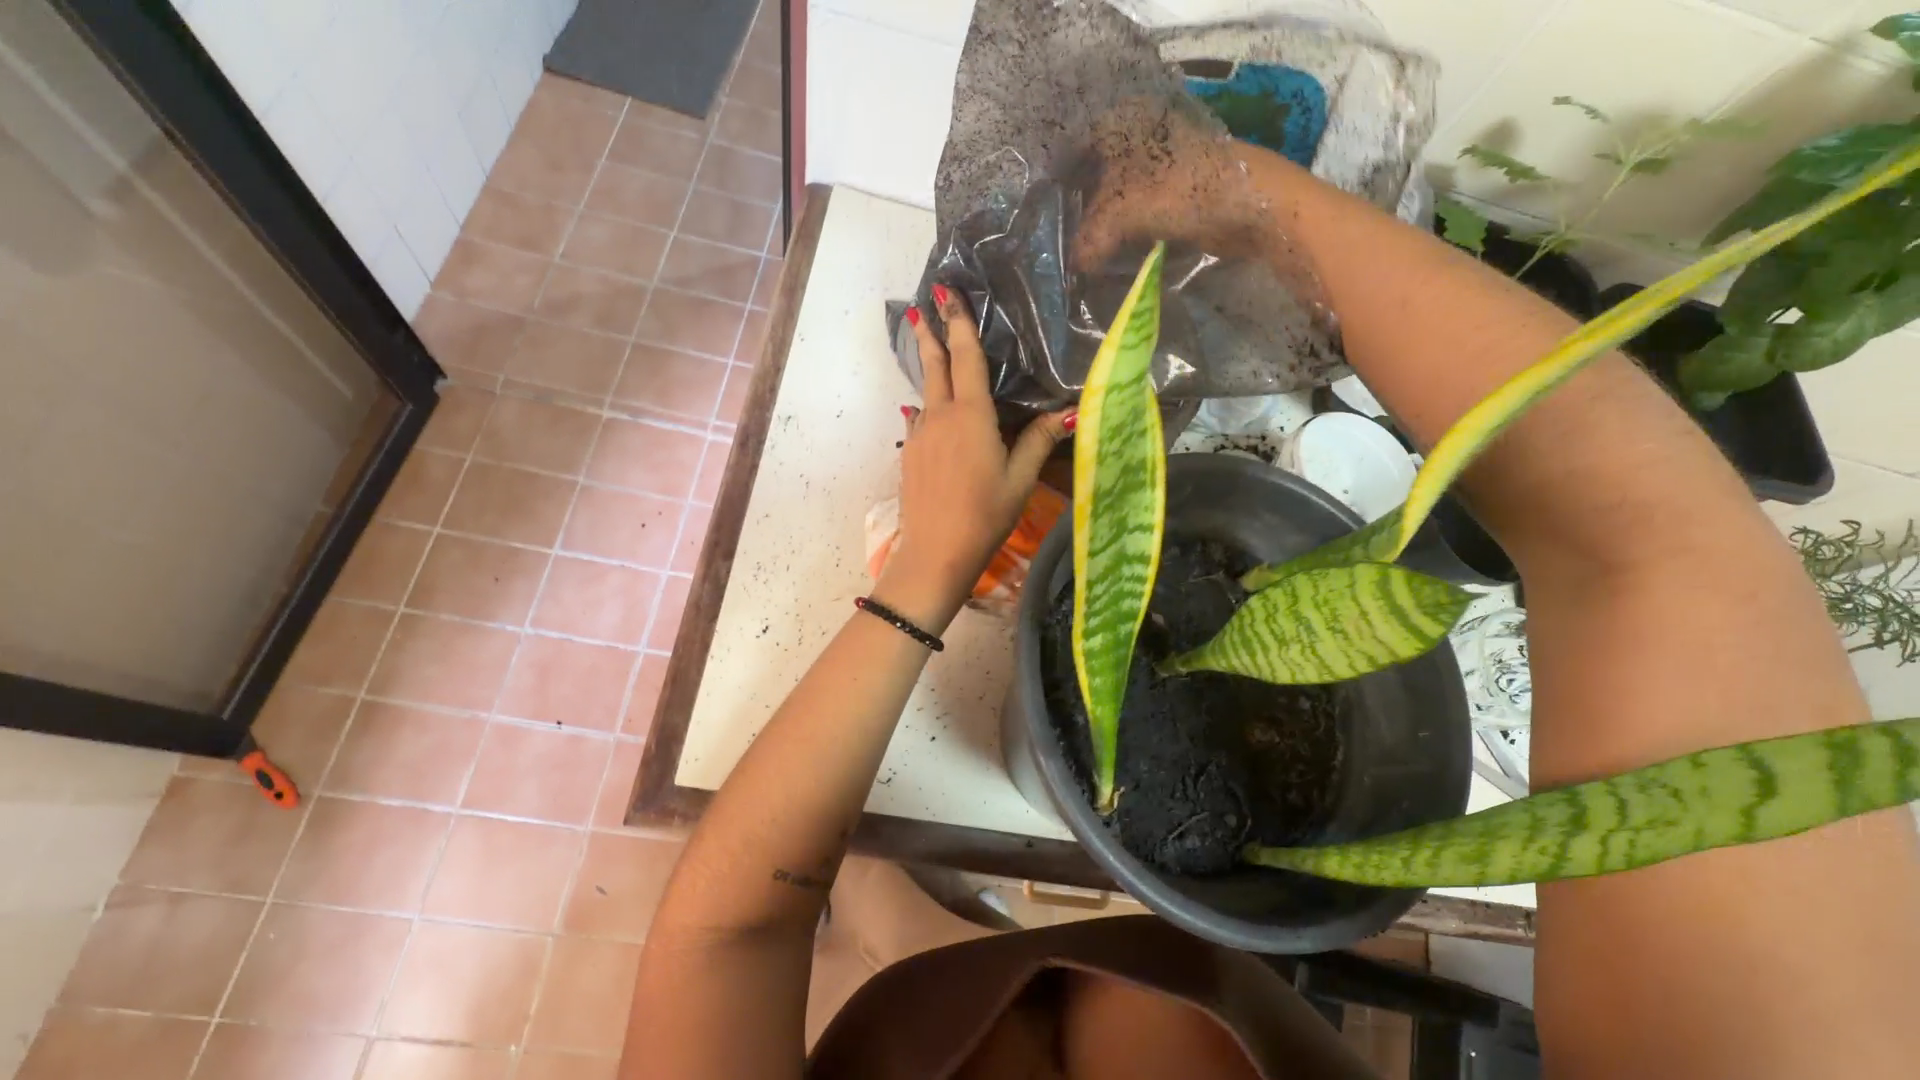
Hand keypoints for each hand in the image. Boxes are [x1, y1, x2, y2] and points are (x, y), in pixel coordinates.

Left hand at [880, 285, 1071, 631]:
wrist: (934, 554)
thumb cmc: (984, 516)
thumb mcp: (1019, 480)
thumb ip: (1039, 441)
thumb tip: (1069, 412)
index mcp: (970, 416)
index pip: (965, 358)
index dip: (958, 323)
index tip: (947, 294)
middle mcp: (940, 417)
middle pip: (934, 366)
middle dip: (929, 333)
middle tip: (922, 306)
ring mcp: (920, 436)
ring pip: (926, 393)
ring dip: (928, 368)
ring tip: (928, 349)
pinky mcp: (911, 455)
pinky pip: (921, 420)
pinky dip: (928, 406)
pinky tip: (931, 411)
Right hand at [1073, 100, 1297, 271]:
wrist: (1254, 206)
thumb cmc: (1185, 192)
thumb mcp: (1124, 213)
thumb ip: (1090, 237)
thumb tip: (1074, 264)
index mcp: (1126, 121)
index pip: (1078, 146)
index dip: (1061, 181)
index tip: (1047, 214)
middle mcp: (1144, 136)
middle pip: (1099, 173)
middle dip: (1083, 208)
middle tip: (1063, 240)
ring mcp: (1166, 165)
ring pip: (1122, 196)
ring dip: (1106, 225)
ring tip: (1085, 253)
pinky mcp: (1182, 193)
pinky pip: (1143, 213)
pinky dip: (1129, 232)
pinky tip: (1116, 254)